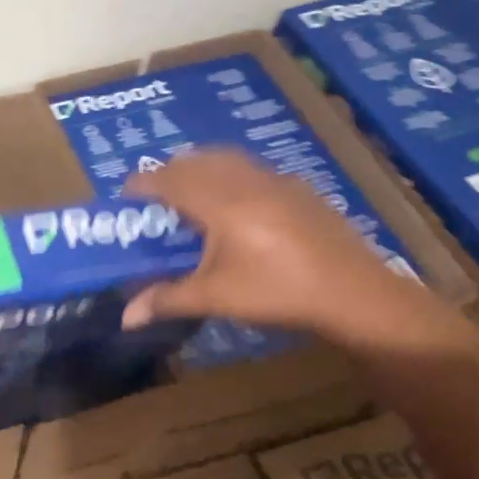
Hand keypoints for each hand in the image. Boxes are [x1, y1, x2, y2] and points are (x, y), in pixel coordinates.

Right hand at [119, 149, 435, 342]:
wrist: (354, 294)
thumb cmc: (278, 293)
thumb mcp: (216, 298)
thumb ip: (167, 300)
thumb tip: (125, 318)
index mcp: (222, 203)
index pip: (172, 179)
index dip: (144, 183)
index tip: (124, 195)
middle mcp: (248, 182)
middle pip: (199, 161)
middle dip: (170, 172)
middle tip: (154, 197)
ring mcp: (279, 183)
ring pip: (229, 160)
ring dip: (201, 169)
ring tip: (189, 195)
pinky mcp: (301, 192)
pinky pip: (254, 171)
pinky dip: (230, 177)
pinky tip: (235, 208)